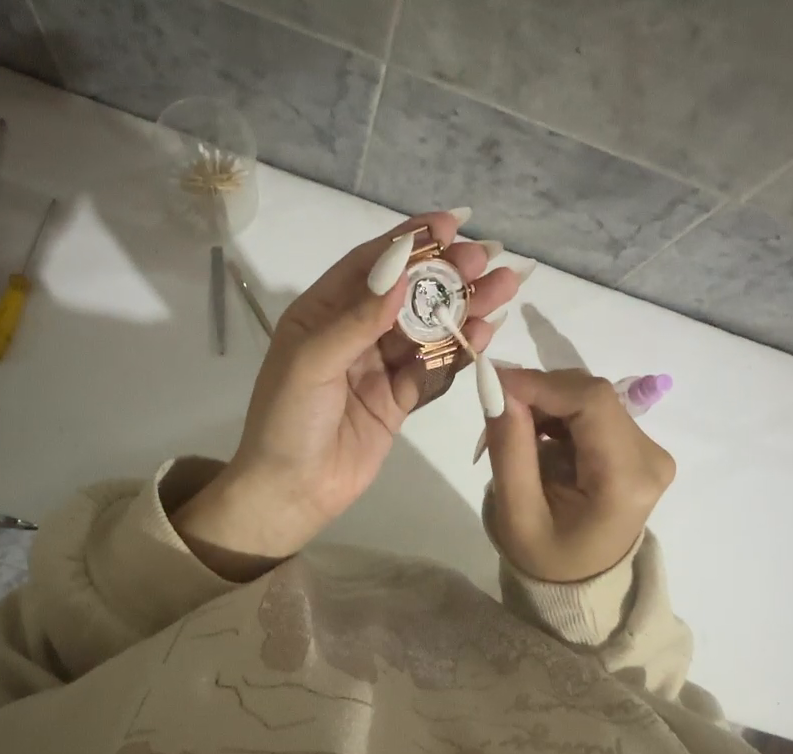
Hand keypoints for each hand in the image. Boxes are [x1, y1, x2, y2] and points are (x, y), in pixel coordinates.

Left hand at [173, 211, 520, 579]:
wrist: (291, 491)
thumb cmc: (287, 421)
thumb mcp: (312, 362)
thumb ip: (358, 319)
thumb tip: (402, 274)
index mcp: (321, 314)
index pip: (370, 265)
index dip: (410, 242)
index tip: (451, 223)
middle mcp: (352, 334)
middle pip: (407, 294)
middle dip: (447, 274)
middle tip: (488, 258)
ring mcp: (378, 368)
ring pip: (427, 329)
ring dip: (463, 308)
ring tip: (504, 287)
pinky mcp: (399, 401)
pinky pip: (433, 369)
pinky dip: (459, 351)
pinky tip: (486, 331)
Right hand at [484, 369, 675, 582]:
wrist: (579, 583)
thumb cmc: (546, 557)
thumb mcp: (516, 513)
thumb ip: (510, 449)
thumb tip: (499, 387)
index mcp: (626, 480)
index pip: (592, 402)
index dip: (542, 383)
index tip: (494, 385)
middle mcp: (650, 458)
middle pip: (592, 396)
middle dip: (540, 394)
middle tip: (497, 415)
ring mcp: (649, 451)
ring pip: (590, 398)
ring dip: (546, 404)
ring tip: (515, 434)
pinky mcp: (638, 448)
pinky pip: (593, 411)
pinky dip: (558, 415)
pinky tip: (538, 439)